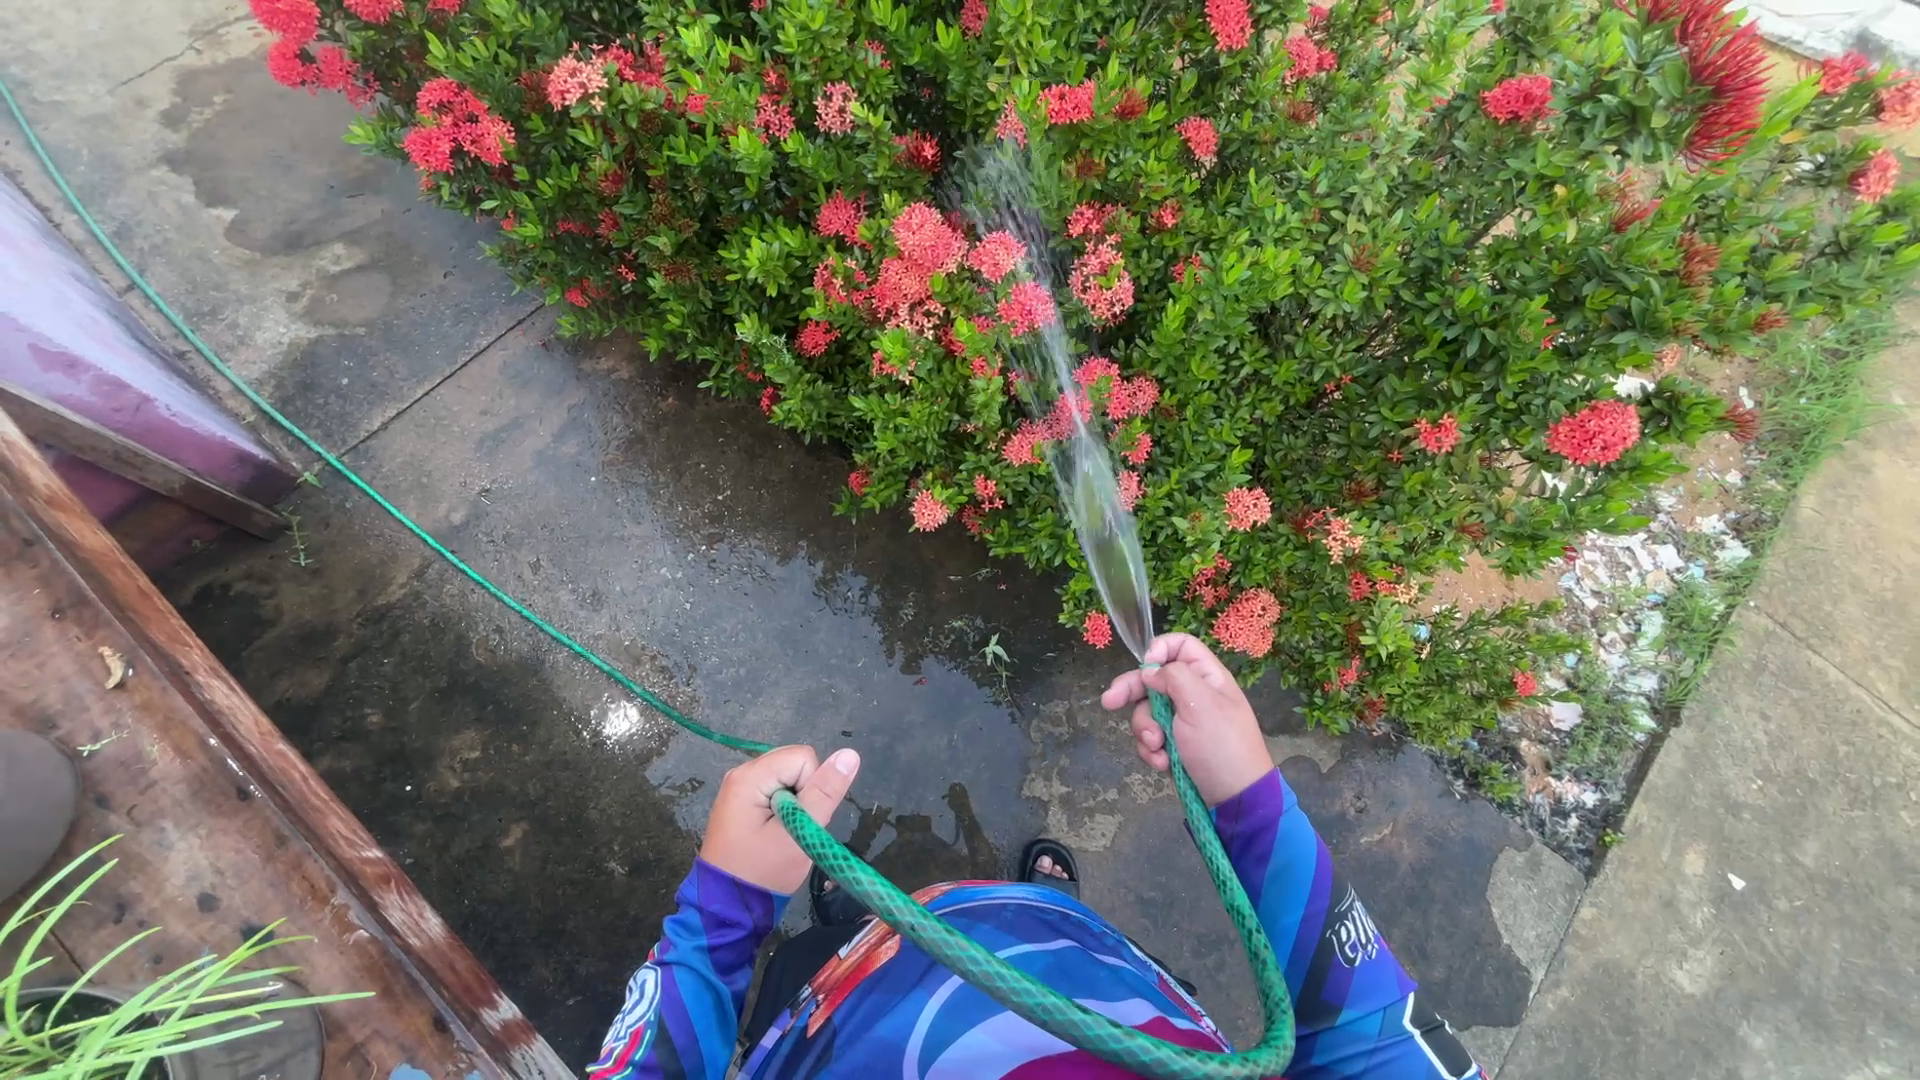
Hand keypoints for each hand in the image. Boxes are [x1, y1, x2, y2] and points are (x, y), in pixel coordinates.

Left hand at [699, 745, 860, 893]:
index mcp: (749, 776)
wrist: (727, 911)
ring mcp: (740, 787)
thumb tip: (850, 753)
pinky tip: (778, 832)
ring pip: (790, 777)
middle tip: (795, 828)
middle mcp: (742, 773)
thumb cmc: (763, 873)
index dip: (813, 788)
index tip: (801, 820)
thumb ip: (824, 792)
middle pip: (795, 763)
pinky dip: (787, 808)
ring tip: (786, 833)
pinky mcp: (742, 801)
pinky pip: (778, 789)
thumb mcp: (799, 833)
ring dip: (798, 803)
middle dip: (806, 794)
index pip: (804, 758)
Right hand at [1100, 634, 1273, 806]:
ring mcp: (1181, 720)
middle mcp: (1192, 693)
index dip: (1159, 650)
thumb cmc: (1221, 745)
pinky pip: (1149, 737)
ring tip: (1157, 747)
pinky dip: (1151, 750)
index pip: (1180, 645)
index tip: (1146, 668)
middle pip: (1152, 678)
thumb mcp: (1201, 704)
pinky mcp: (1172, 744)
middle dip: (1131, 691)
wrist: (1235, 800)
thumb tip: (1150, 671)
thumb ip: (1173, 677)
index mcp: (1206, 676)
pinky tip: (1161, 764)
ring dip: (1145, 730)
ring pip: (1146, 711)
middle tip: (1109, 702)